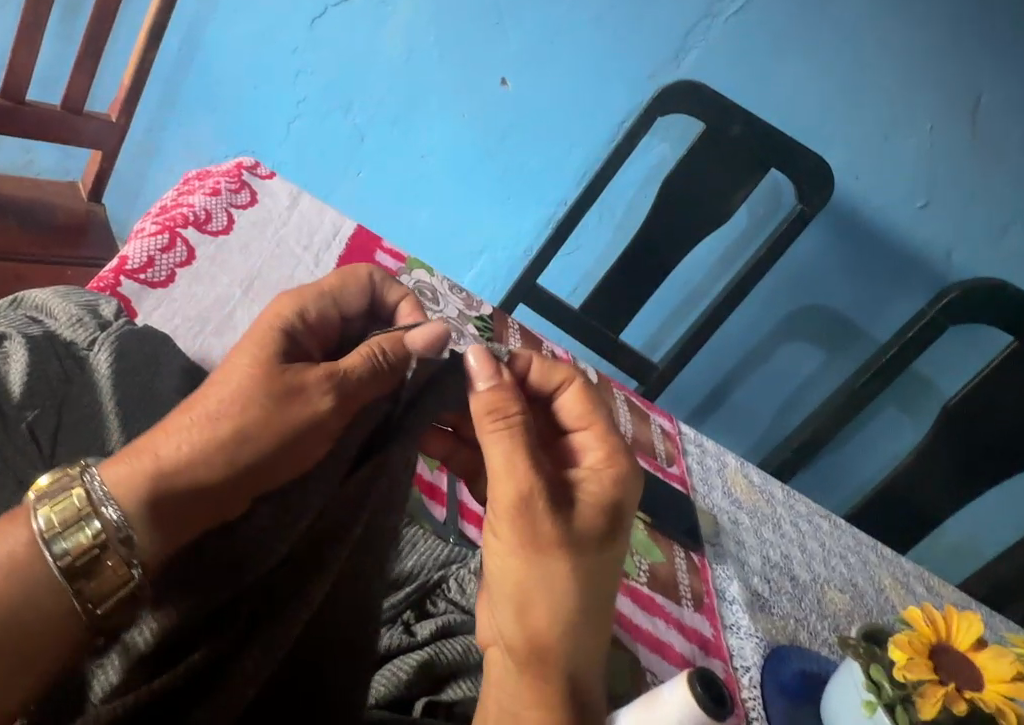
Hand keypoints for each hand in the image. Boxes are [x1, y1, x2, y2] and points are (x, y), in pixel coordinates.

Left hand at [99, 265, 450, 569]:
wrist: (189, 480)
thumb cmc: (258, 431)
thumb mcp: (329, 396)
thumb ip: (384, 361)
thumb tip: (440, 330)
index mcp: (306, 308)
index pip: (371, 279)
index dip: (404, 305)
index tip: (422, 351)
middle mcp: (304, 320)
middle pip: (367, 308)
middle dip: (399, 337)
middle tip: (420, 382)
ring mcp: (298, 351)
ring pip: (357, 341)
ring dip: (385, 364)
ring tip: (404, 400)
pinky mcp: (296, 382)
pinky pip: (342, 367)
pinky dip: (365, 383)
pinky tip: (378, 410)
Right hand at [423, 346, 640, 723]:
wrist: (534, 667)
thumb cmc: (542, 581)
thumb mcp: (521, 497)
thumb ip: (501, 423)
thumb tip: (479, 355)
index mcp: (603, 457)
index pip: (567, 386)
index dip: (523, 368)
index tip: (473, 363)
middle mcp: (581, 463)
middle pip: (534, 406)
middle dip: (488, 393)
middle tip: (436, 380)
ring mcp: (549, 485)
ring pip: (508, 433)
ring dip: (467, 421)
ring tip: (421, 405)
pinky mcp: (520, 505)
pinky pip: (492, 462)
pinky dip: (462, 451)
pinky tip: (425, 438)